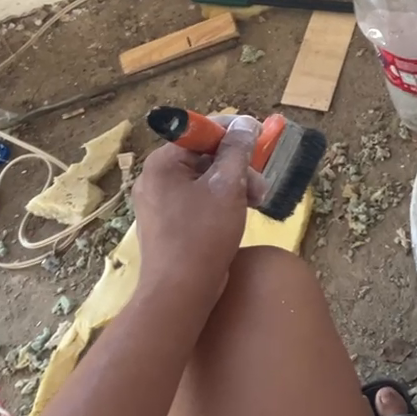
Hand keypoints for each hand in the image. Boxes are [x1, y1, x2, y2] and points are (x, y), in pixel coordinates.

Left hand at [132, 115, 266, 304]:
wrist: (180, 291)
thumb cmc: (203, 234)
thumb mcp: (227, 186)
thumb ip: (237, 151)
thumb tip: (245, 124)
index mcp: (163, 164)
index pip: (200, 131)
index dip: (232, 132)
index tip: (259, 139)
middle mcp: (156, 179)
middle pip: (204, 156)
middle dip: (238, 166)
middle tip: (260, 185)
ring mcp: (160, 203)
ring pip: (205, 179)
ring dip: (234, 185)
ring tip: (256, 202)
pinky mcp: (169, 224)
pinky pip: (199, 200)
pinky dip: (222, 202)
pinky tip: (240, 214)